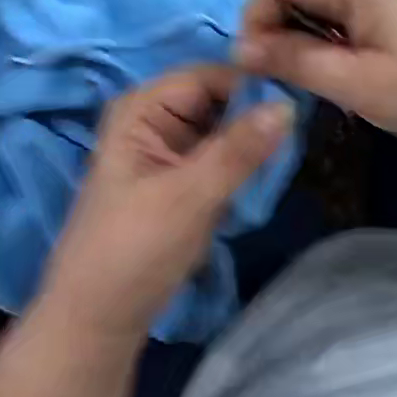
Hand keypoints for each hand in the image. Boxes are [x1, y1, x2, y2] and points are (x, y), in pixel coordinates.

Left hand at [40, 65, 291, 339]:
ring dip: (250, 142)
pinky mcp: (177, 177)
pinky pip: (218, 155)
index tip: (299, 102)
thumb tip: (288, 104)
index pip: (210, 75)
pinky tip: (265, 174)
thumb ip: (239, 149)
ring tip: (288, 153)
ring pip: (222, 128)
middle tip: (299, 133)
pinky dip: (240, 163)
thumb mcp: (190, 196)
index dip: (252, 84)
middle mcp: (153, 117)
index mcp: (142, 106)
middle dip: (254, 115)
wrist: (96, 320)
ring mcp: (166, 148)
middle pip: (217, 99)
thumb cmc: (133, 250)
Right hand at [236, 0, 396, 145]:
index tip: (251, 67)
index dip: (254, 21)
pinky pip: (335, 11)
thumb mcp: (357, 83)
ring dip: (297, 37)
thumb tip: (238, 49)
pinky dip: (321, 38)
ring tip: (300, 78)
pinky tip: (330, 69)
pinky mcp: (386, 1)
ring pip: (311, 1)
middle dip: (274, 30)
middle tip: (273, 78)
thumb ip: (294, 61)